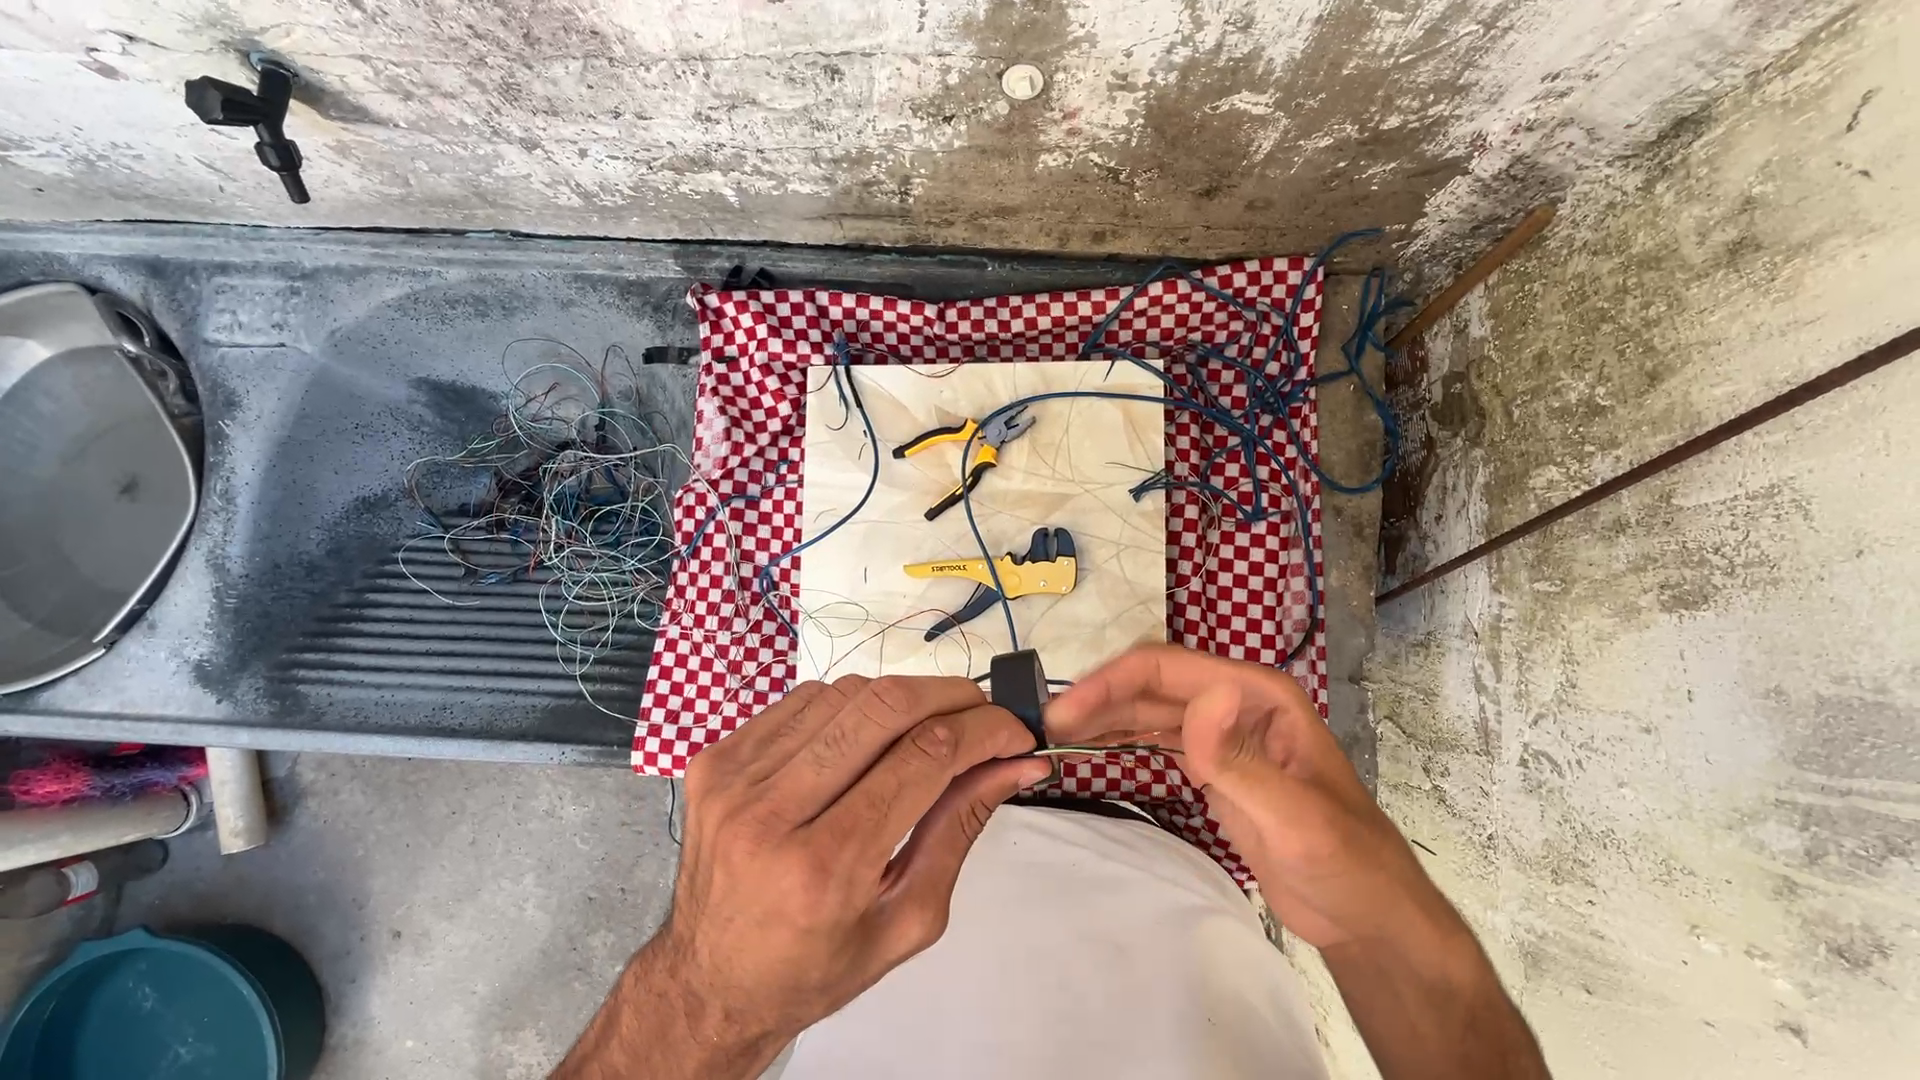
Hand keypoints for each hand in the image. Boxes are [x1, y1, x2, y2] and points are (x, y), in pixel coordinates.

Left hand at [554, 675, 1046, 1079]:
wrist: (709, 980)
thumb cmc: (817, 967)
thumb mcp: (908, 918)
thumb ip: (960, 828)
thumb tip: (1015, 764)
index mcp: (825, 867)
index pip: (924, 756)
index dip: (984, 730)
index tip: (1017, 731)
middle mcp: (772, 810)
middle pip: (884, 706)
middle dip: (951, 696)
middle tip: (985, 712)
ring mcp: (735, 777)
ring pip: (845, 692)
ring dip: (904, 698)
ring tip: (932, 726)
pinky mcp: (716, 759)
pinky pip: (803, 700)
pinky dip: (852, 705)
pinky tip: (869, 734)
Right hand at [1047, 643, 1459, 949]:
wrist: (1362, 912)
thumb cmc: (1343, 860)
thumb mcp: (1293, 815)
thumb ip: (1240, 760)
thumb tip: (1202, 697)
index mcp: (1258, 695)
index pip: (1168, 668)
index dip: (1112, 682)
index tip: (1066, 709)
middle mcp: (1234, 701)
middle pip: (1151, 683)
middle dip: (1099, 698)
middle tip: (1047, 725)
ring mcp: (1222, 732)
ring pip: (1148, 708)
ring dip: (1103, 716)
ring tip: (1056, 731)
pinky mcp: (1212, 764)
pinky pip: (1155, 737)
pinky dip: (1121, 738)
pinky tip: (1091, 745)